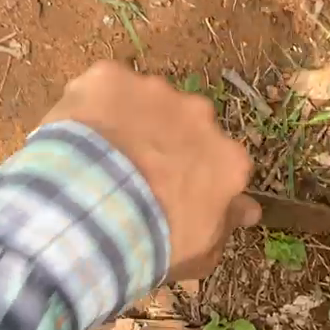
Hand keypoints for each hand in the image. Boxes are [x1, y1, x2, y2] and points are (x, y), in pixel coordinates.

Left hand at [41, 61, 258, 281]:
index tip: (183, 199)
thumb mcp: (200, 252)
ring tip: (104, 163)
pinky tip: (80, 140)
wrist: (98, 211)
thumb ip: (226, 225)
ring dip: (133, 127)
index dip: (204, 182)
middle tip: (141, 180)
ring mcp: (156, 92)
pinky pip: (105, 91)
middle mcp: (200, 116)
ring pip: (148, 106)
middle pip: (190, 128)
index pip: (226, 167)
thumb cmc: (156, 241)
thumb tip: (248, 210)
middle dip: (171, 147)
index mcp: (228, 160)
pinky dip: (95, 111)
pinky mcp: (111, 77)